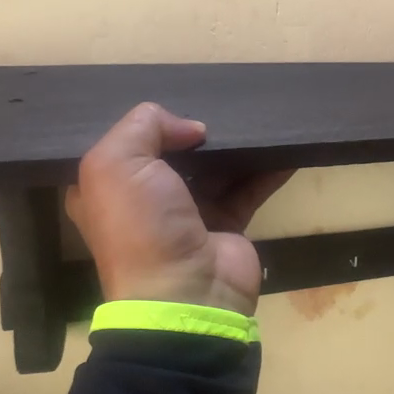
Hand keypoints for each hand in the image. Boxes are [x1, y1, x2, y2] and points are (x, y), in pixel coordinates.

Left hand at [66, 103, 291, 316]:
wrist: (186, 295)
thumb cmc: (141, 226)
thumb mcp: (117, 164)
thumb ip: (144, 126)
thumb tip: (192, 128)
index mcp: (108, 188)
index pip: (124, 144)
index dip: (146, 121)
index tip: (173, 99)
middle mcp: (145, 200)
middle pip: (173, 151)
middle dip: (194, 127)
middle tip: (222, 101)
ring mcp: (188, 214)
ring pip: (214, 167)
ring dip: (234, 145)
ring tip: (256, 115)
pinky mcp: (227, 224)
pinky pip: (250, 187)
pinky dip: (268, 167)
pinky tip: (285, 145)